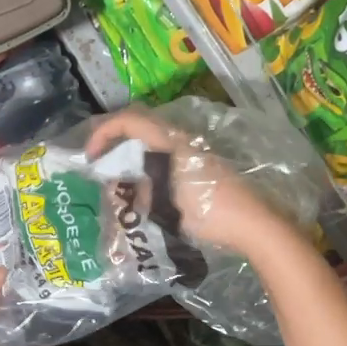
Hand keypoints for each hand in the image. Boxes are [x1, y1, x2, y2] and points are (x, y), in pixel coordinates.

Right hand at [85, 109, 290, 254]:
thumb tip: (126, 193)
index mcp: (170, 143)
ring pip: (152, 140)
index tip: (90, 156)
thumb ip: (142, 195)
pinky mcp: (201, 165)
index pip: (128, 120)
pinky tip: (145, 187)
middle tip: (98, 160)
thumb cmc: (210, 213)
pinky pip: (164, 154)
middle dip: (113, 139)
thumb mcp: (167, 208)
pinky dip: (146, 162)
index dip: (103, 132)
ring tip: (118, 177)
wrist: (256, 225)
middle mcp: (181, 139)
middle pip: (139, 125)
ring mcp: (194, 151)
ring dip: (131, 152)